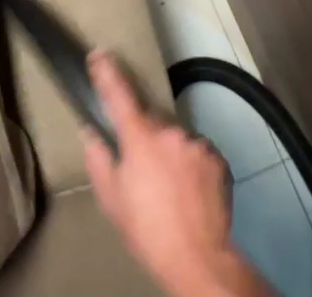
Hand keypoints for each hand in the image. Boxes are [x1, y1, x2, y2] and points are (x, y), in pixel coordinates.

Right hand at [82, 53, 268, 296]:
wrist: (198, 258)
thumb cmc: (147, 229)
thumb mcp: (111, 198)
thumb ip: (98, 158)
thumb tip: (92, 133)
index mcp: (139, 137)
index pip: (119, 94)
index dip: (107, 72)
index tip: (99, 54)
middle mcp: (170, 131)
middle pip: (151, 122)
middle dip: (145, 136)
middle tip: (142, 168)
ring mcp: (197, 143)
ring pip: (176, 138)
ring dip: (170, 152)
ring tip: (170, 186)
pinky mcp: (218, 159)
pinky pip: (197, 152)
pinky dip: (191, 165)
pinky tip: (190, 191)